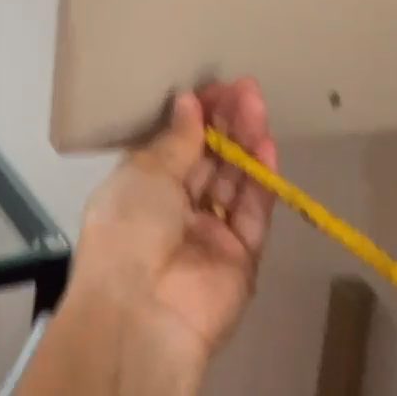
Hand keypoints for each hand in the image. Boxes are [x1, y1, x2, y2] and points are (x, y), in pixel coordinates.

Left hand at [67, 79, 279, 385]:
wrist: (142, 309)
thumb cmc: (128, 227)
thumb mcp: (144, 172)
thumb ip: (176, 139)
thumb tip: (188, 102)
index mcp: (141, 186)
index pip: (174, 144)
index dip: (194, 115)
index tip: (213, 87)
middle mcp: (175, 207)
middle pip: (207, 158)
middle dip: (224, 122)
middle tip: (244, 87)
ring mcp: (210, 232)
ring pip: (233, 179)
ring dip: (245, 141)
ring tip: (257, 103)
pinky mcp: (242, 256)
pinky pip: (253, 211)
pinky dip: (261, 178)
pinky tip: (267, 143)